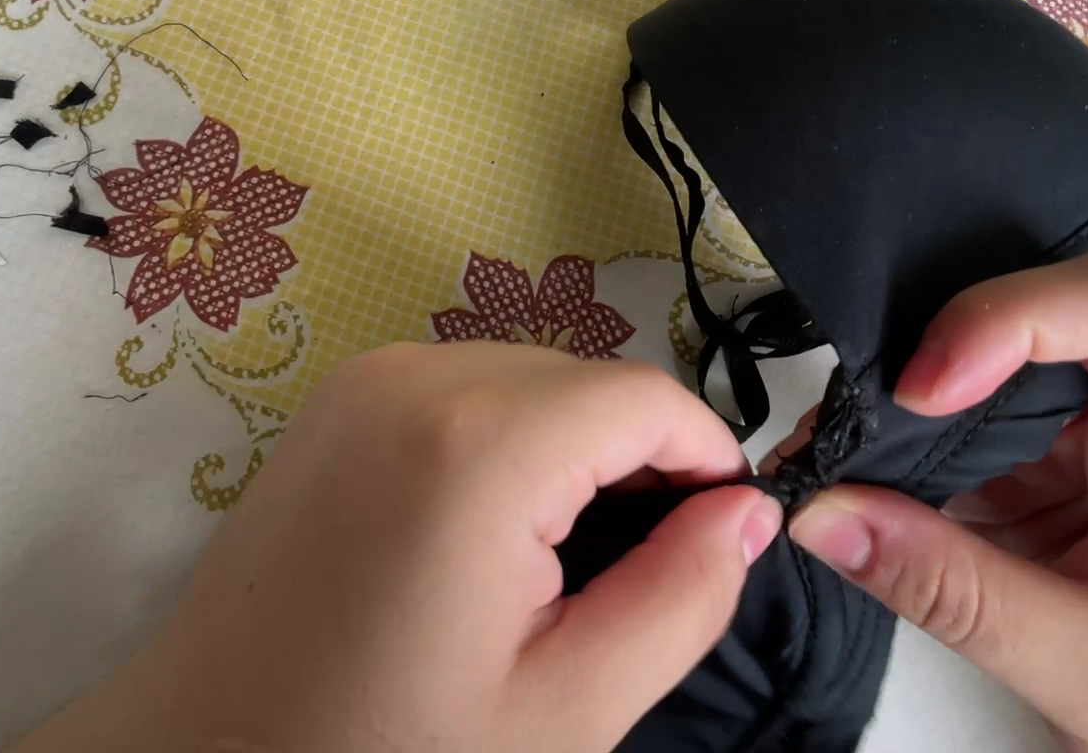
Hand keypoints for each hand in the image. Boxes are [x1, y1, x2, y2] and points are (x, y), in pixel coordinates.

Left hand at [16, 342, 781, 752]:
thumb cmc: (384, 752)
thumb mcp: (564, 707)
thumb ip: (680, 595)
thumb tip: (745, 513)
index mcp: (477, 443)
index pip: (640, 395)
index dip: (702, 449)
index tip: (722, 517)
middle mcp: (417, 376)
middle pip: (584, 378)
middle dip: (637, 449)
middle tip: (644, 550)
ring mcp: (369, 375)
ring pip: (530, 373)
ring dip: (574, 439)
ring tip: (566, 542)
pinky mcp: (342, 393)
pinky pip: (467, 382)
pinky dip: (510, 427)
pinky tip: (495, 513)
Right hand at [787, 252, 1087, 751]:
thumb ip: (955, 590)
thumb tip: (824, 514)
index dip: (1011, 320)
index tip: (925, 387)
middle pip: (1037, 324)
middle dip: (935, 355)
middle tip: (855, 407)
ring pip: (983, 379)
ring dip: (904, 410)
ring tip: (835, 446)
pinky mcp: (1051, 482)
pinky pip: (958, 438)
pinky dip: (898, 455)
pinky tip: (858, 478)